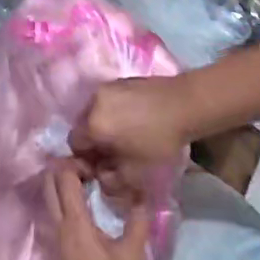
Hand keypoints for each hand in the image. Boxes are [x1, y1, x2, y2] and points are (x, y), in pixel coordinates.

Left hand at [43, 158, 150, 259]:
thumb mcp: (132, 254)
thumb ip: (139, 218)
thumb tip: (144, 189)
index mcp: (74, 224)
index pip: (63, 178)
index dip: (76, 163)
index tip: (96, 163)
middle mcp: (56, 229)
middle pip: (47, 186)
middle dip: (62, 169)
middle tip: (87, 167)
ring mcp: (51, 244)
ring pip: (45, 202)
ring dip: (58, 186)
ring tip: (83, 182)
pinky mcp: (52, 256)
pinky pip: (48, 218)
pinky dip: (58, 204)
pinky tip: (78, 209)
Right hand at [71, 77, 190, 197]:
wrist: (184, 104)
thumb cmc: (158, 141)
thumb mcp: (134, 174)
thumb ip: (110, 180)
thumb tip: (101, 176)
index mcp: (92, 124)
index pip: (74, 144)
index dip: (85, 158)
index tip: (102, 165)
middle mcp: (95, 101)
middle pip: (84, 125)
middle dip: (94, 140)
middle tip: (113, 152)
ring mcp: (109, 86)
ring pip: (97, 111)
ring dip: (104, 124)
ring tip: (125, 134)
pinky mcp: (123, 80)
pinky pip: (110, 99)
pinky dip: (115, 110)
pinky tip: (134, 119)